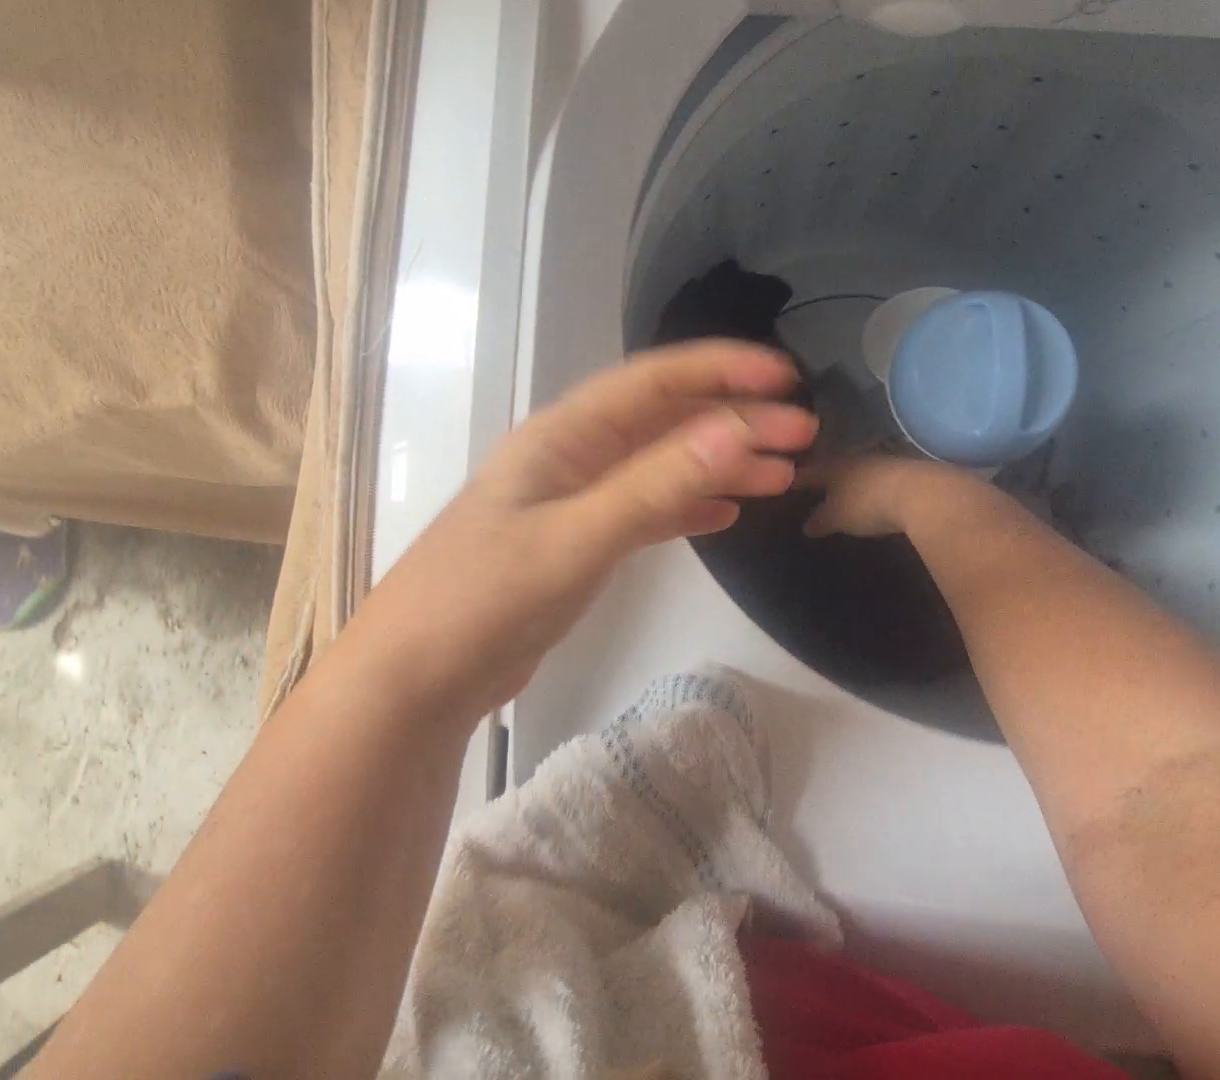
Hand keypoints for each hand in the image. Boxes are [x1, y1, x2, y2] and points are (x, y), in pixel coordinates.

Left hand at [333, 340, 817, 721]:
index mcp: (561, 438)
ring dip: (717, 464)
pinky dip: (686, 507)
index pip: (652, 383)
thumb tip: (734, 430)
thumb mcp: (574, 539)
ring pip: (659, 468)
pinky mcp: (573, 548)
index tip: (786, 380)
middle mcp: (568, 459)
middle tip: (802, 436)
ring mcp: (571, 504)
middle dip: (732, 422)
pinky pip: (643, 512)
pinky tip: (725, 513)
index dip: (720, 372)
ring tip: (782, 474)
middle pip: (662, 423)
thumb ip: (653, 486)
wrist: (416, 677)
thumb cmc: (484, 600)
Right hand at [801, 456, 976, 538]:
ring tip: (843, 489)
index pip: (808, 469)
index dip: (795, 477)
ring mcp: (884, 460)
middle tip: (814, 484)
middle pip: (834, 463)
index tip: (785, 481)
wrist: (925, 495)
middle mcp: (855, 456)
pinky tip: (872, 493)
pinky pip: (880, 475)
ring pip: (859, 466)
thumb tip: (806, 526)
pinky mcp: (908, 470)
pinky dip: (872, 483)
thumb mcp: (836, 518)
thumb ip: (819, 520)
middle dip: (824, 472)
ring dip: (851, 476)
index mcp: (832, 464)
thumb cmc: (868, 504)